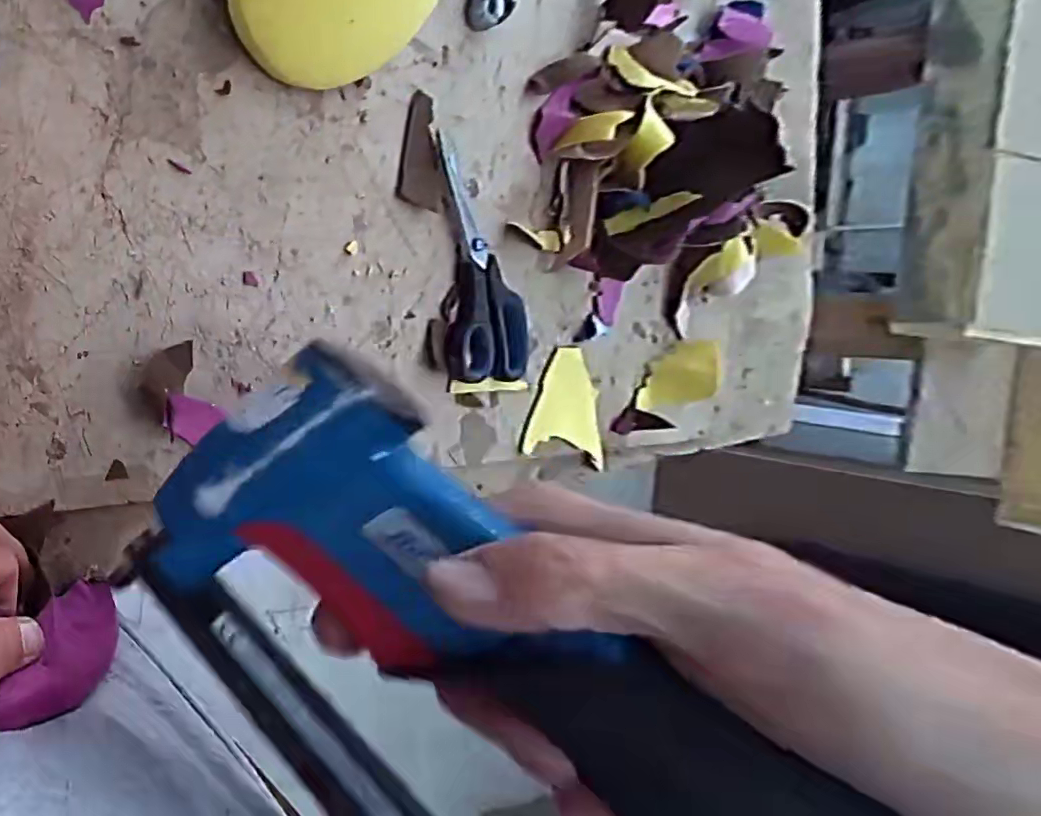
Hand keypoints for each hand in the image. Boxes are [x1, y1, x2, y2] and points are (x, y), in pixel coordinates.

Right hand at [314, 483, 1040, 815]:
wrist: (1018, 792)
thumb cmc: (869, 673)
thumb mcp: (718, 605)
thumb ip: (574, 580)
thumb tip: (436, 578)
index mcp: (571, 535)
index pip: (445, 522)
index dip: (382, 551)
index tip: (340, 609)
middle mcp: (567, 584)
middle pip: (456, 610)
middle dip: (458, 670)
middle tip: (507, 731)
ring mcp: (595, 653)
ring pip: (496, 679)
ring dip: (511, 729)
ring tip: (569, 775)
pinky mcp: (624, 717)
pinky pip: (549, 734)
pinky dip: (553, 770)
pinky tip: (588, 793)